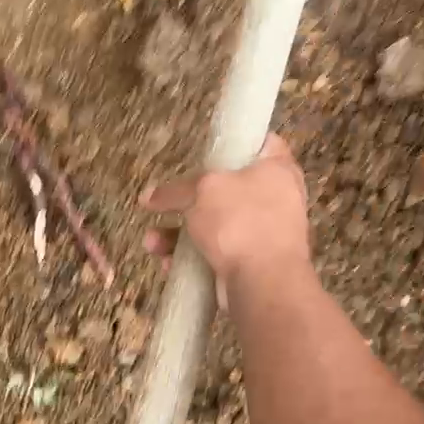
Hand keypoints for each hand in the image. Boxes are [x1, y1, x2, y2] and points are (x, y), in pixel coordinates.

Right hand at [139, 133, 312, 308]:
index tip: (207, 151)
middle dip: (187, 200)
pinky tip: (165, 263)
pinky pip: (210, 254)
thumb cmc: (240, 221)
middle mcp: (272, 198)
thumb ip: (175, 190)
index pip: (261, 143)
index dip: (235, 143)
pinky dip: (186, 258)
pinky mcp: (246, 262)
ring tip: (151, 243)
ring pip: (211, 226)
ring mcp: (260, 233)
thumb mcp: (203, 190)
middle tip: (164, 203)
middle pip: (225, 190)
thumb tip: (148, 195)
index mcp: (275, 169)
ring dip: (176, 234)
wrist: (261, 280)